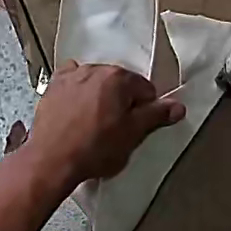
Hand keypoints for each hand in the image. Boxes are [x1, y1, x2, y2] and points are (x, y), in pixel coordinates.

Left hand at [21, 61, 184, 184]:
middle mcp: (95, 70)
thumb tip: (178, 107)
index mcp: (119, 78)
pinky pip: (72, 82)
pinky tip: (77, 108)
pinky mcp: (53, 87)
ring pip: (97, 82)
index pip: (145, 89)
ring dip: (100, 97)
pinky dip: (78, 91)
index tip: (136, 126)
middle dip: (122, 102)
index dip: (145, 109)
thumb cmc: (95, 149)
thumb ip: (156, 116)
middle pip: (120, 83)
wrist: (52, 160)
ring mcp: (72, 76)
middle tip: (116, 128)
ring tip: (94, 124)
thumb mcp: (133, 134)